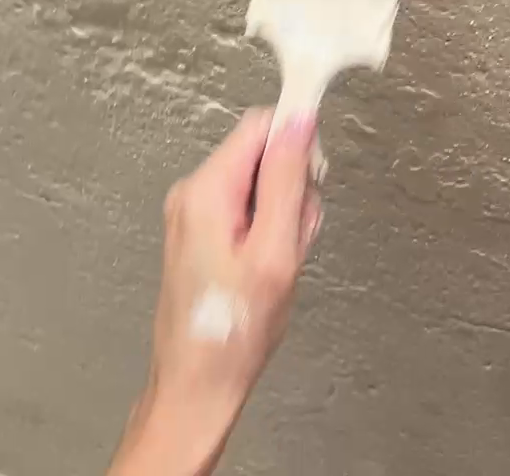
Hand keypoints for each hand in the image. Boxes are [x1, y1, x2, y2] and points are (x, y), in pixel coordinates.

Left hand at [109, 108, 322, 475]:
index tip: (315, 175)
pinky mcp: (204, 230)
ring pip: (263, 180)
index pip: (262, 124)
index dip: (297, 141)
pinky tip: (269, 265)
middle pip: (264, 152)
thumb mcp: (274, 250)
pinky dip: (271, 228)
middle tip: (293, 235)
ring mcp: (196, 212)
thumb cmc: (233, 333)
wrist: (197, 389)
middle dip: (294, 186)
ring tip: (280, 259)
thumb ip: (287, 178)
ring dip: (286, 213)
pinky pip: (251, 205)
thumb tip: (299, 120)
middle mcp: (194, 192)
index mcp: (206, 189)